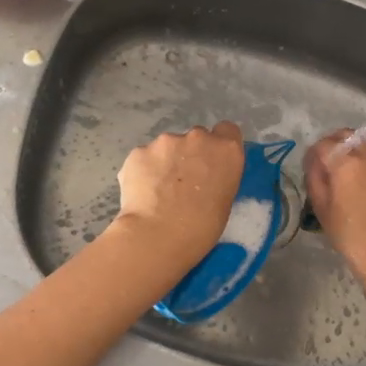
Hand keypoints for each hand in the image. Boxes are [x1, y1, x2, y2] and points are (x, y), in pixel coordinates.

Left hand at [111, 122, 244, 265]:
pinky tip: (142, 194)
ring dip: (164, 162)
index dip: (218, 145)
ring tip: (157, 192)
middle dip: (189, 155)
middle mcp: (198, 138)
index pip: (227, 130)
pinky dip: (143, 171)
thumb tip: (202, 177)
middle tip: (182, 183)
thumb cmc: (202, 228)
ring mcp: (165, 141)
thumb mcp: (224, 200)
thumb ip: (216, 177)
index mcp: (226, 150)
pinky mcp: (138, 151)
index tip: (211, 163)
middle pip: (195, 138)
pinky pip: (143, 158)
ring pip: (166, 147)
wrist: (159, 235)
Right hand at [305, 130, 365, 288]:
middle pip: (347, 137)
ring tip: (347, 185)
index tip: (309, 168)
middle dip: (333, 146)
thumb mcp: (322, 210)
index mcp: (346, 164)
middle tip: (326, 167)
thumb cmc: (351, 237)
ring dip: (352, 158)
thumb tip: (315, 164)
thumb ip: (315, 180)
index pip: (323, 144)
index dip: (312, 154)